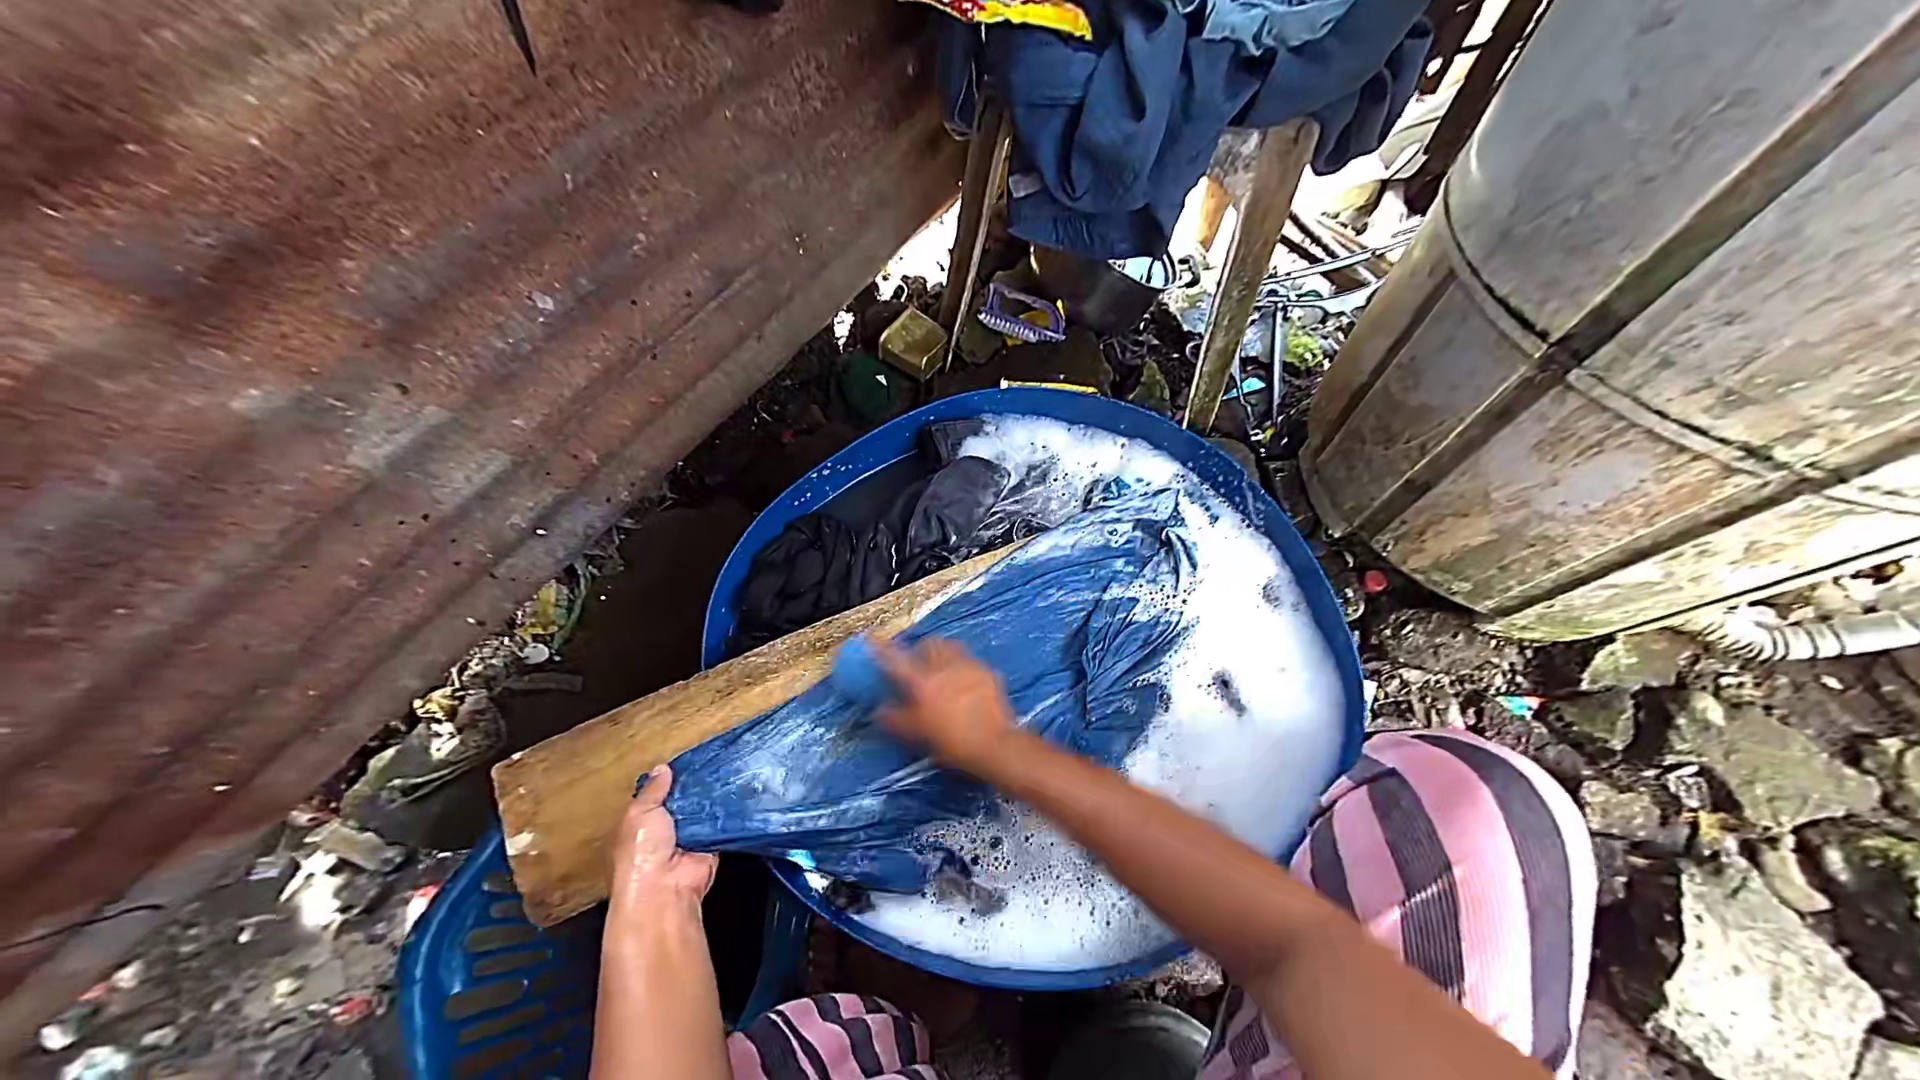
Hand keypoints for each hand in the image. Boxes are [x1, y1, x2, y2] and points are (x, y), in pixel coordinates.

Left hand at [609, 765, 716, 906]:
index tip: (685, 762)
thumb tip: (663, 768)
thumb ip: (653, 789)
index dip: (668, 780)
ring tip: (725, 770)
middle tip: (710, 762)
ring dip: (710, 798)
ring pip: (702, 810)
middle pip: (682, 802)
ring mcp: (688, 838)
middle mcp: (664, 831)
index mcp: (639, 824)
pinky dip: (725, 811)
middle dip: (693, 787)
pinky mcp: (710, 845)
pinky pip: (719, 822)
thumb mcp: (640, 812)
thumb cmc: (640, 851)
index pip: (656, 796)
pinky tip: (734, 790)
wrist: (664, 888)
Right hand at [872, 637, 1017, 773]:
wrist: (994, 746)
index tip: (873, 643)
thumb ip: (895, 719)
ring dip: (942, 653)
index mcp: (923, 681)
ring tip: (940, 670)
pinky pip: (970, 661)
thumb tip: (880, 710)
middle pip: (929, 643)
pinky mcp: (988, 672)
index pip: (896, 659)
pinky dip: (962, 667)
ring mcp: (970, 666)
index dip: (882, 649)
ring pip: (951, 647)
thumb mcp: (918, 733)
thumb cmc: (953, 742)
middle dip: (920, 649)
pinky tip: (963, 683)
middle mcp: (945, 666)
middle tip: (916, 664)